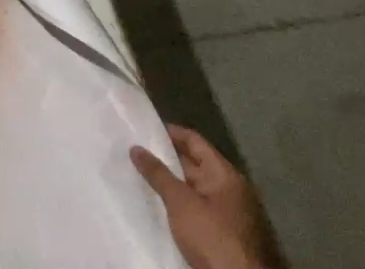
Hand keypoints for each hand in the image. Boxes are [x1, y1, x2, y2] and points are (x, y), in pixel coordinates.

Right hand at [130, 125, 282, 268]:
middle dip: (165, 158)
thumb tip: (136, 148)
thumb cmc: (212, 236)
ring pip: (193, 186)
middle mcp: (230, 188)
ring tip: (139, 174)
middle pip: (193, 163)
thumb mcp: (181, 202)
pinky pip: (197, 205)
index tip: (142, 129)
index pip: (194, 141)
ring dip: (170, 181)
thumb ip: (158, 174)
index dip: (169, 132)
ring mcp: (229, 211)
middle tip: (134, 152)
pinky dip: (178, 201)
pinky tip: (157, 202)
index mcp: (225, 175)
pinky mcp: (224, 231)